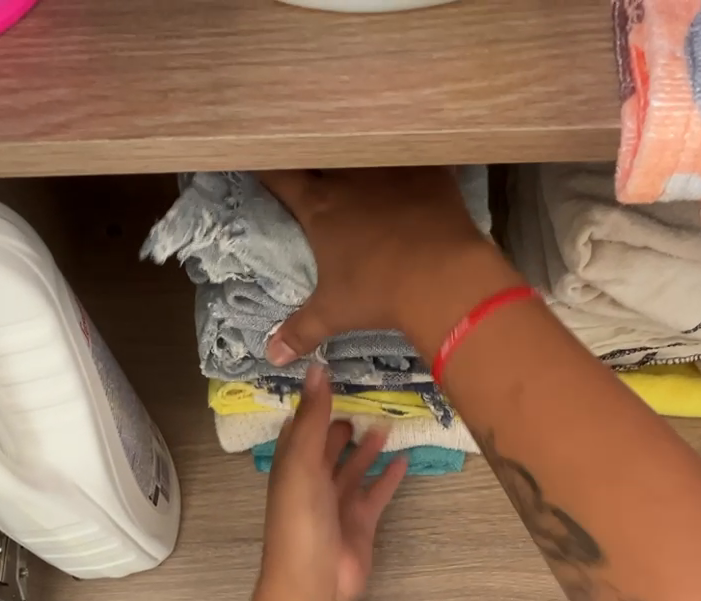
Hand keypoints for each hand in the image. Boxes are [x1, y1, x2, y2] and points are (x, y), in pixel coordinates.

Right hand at [258, 168, 523, 362]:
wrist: (441, 277)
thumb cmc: (378, 293)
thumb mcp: (334, 313)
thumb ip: (301, 330)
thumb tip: (272, 356)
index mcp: (319, 207)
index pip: (280, 176)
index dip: (266, 169)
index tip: (259, 163)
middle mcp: (349, 178)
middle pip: (320, 153)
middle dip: (310, 153)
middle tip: (307, 154)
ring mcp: (389, 169)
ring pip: (364, 145)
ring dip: (357, 148)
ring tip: (355, 147)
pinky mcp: (427, 170)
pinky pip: (411, 151)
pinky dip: (406, 156)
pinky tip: (408, 160)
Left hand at [260, 363, 408, 600]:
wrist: (316, 578)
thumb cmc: (301, 518)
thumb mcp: (302, 461)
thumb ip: (313, 417)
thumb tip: (317, 368)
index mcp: (291, 467)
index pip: (300, 430)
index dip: (312, 407)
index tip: (330, 379)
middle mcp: (312, 483)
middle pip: (327, 449)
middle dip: (340, 428)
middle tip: (364, 400)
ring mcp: (337, 504)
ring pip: (353, 469)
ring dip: (367, 448)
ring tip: (386, 424)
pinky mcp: (361, 522)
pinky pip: (376, 493)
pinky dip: (388, 477)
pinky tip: (404, 459)